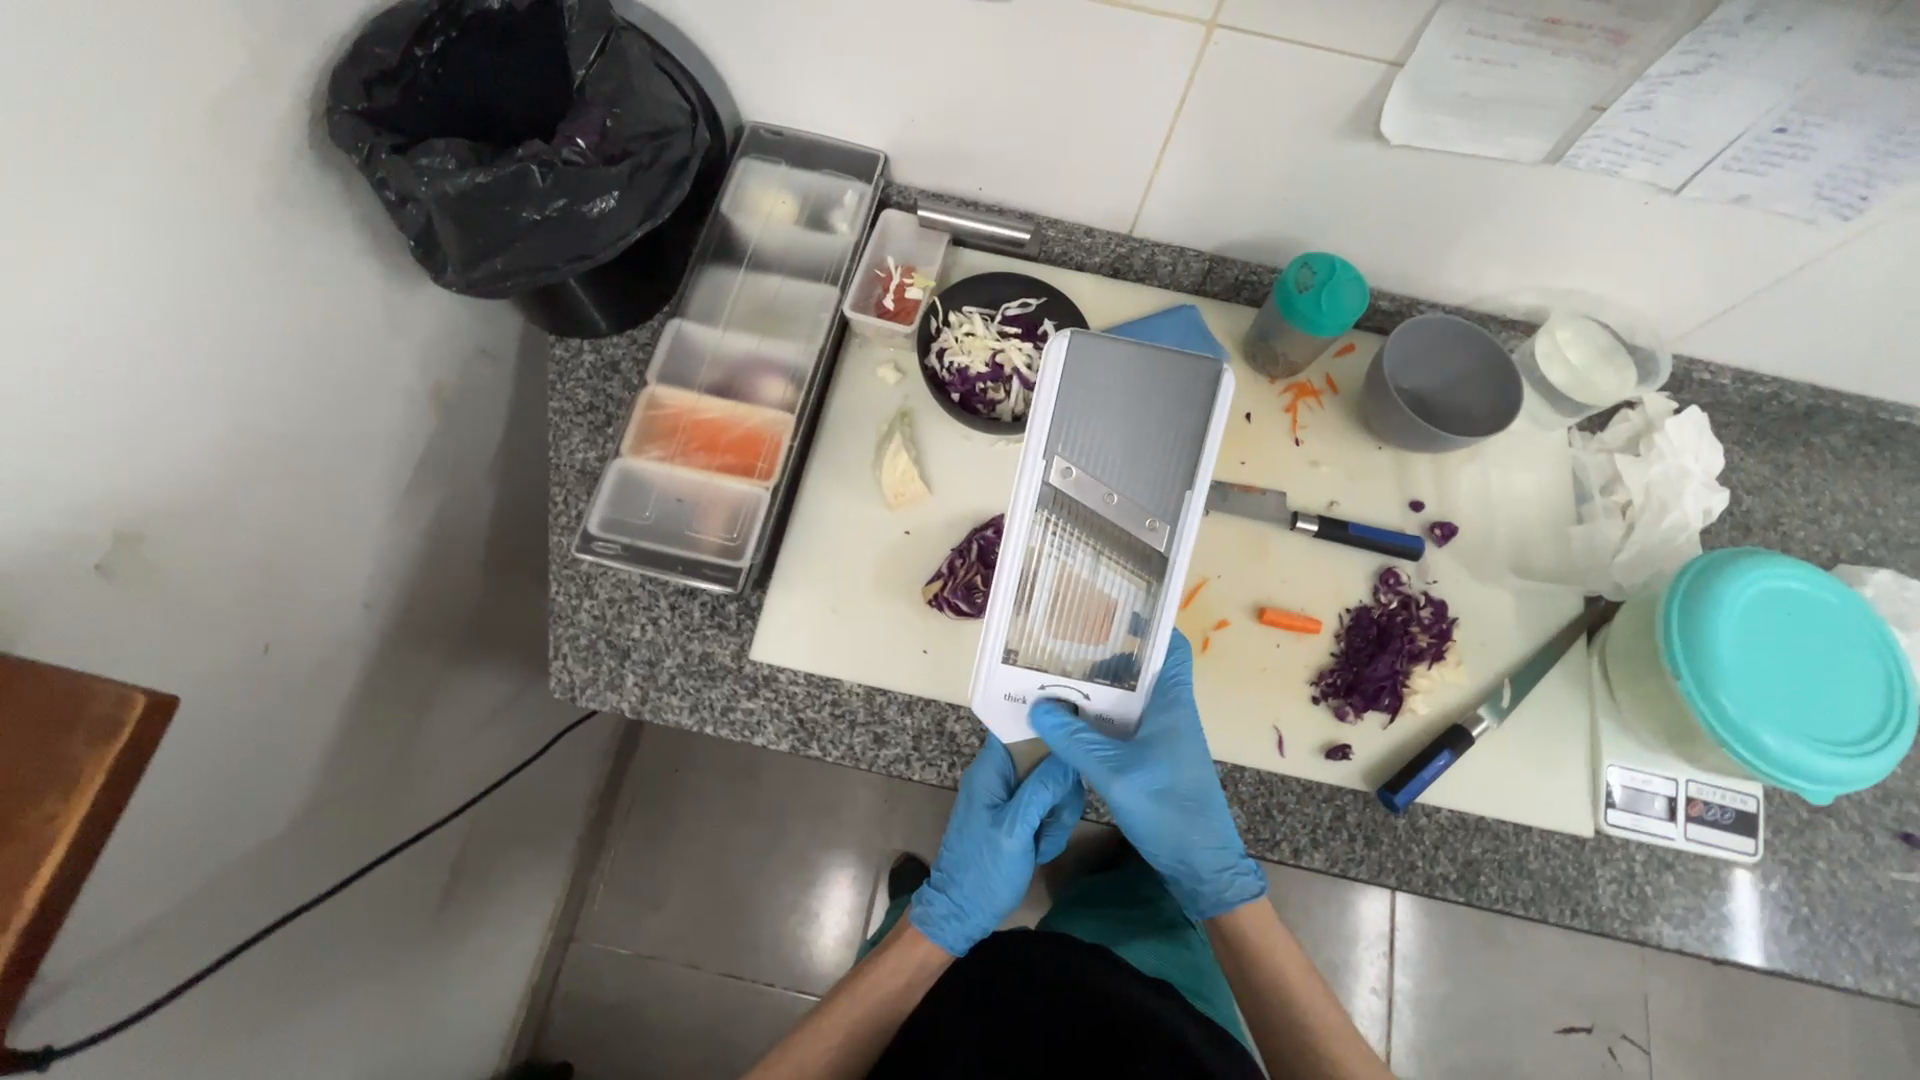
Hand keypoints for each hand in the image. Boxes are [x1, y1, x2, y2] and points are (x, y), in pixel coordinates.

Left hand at [910, 737, 1084, 956]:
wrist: (963, 911)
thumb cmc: (984, 868)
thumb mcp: (1015, 828)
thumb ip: (1042, 789)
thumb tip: (1068, 755)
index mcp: (991, 768)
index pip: (1017, 724)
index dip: (1046, 724)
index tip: (1074, 735)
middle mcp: (1000, 774)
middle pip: (1045, 757)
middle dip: (1058, 789)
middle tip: (1055, 819)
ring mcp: (1009, 795)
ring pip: (1051, 784)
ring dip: (1056, 814)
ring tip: (1044, 842)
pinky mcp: (1018, 815)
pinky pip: (1046, 807)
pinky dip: (1050, 827)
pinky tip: (1041, 849)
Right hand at [1029, 629, 1267, 920]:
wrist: (1203, 865)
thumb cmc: (1168, 809)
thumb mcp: (1113, 772)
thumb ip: (1073, 738)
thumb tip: (1038, 705)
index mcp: (1171, 701)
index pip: (1169, 645)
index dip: (1146, 623)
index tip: (1109, 609)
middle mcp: (1169, 710)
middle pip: (1141, 668)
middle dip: (1105, 654)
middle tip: (1063, 643)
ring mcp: (1162, 736)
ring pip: (1129, 698)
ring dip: (1099, 689)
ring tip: (1057, 676)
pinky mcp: (1153, 758)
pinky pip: (1123, 725)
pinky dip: (1099, 719)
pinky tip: (1070, 722)